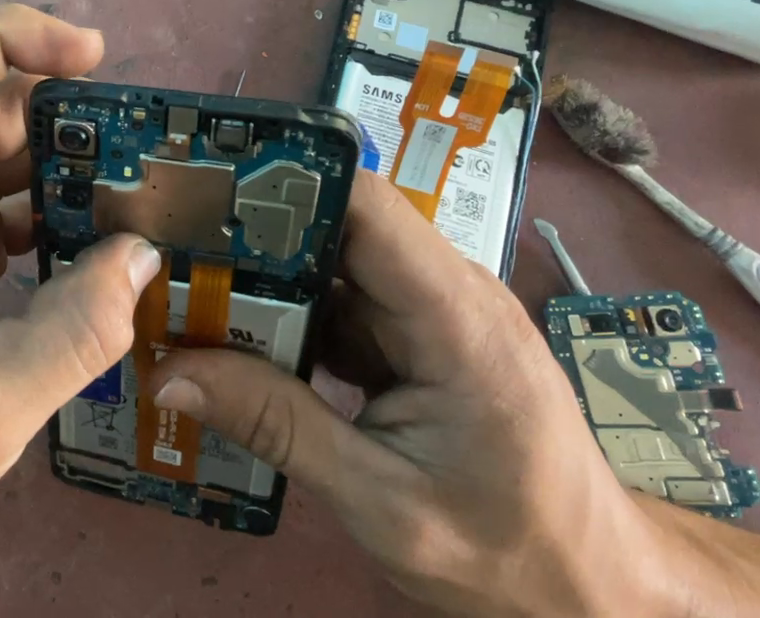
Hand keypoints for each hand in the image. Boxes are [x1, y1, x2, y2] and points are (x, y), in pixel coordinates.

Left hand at [0, 5, 160, 554]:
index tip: (87, 56)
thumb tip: (143, 255)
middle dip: (68, 112)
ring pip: (7, 157)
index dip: (3, 35)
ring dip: (71, 166)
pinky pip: (12, 205)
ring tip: (144, 197)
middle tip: (148, 146)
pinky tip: (109, 244)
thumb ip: (73, 333)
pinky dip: (61, 210)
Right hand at [151, 173, 675, 617]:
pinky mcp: (410, 336)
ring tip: (179, 282)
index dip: (285, 183)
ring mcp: (426, 313)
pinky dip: (281, 314)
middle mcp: (443, 293)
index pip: (365, 206)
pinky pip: (333, 304)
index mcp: (455, 316)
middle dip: (250, 230)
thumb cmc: (509, 552)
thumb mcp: (381, 502)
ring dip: (258, 276)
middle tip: (166, 245)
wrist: (593, 592)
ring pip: (326, 265)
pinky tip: (228, 331)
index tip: (203, 190)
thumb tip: (169, 373)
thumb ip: (276, 426)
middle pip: (334, 227)